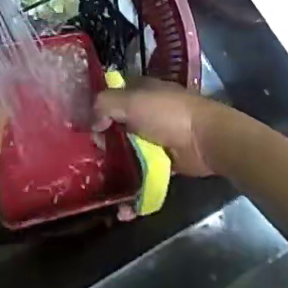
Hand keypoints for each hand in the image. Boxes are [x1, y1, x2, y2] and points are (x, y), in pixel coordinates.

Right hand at [93, 78, 222, 176]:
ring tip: (99, 177)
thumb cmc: (167, 113)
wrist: (206, 140)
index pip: (111, 94)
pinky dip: (134, 182)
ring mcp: (155, 135)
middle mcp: (146, 110)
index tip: (81, 125)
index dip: (96, 107)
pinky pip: (143, 169)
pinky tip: (120, 198)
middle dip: (104, 138)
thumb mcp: (130, 101)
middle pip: (117, 123)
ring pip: (128, 147)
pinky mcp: (164, 159)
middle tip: (89, 154)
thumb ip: (104, 105)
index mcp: (139, 89)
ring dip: (116, 161)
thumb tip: (92, 123)